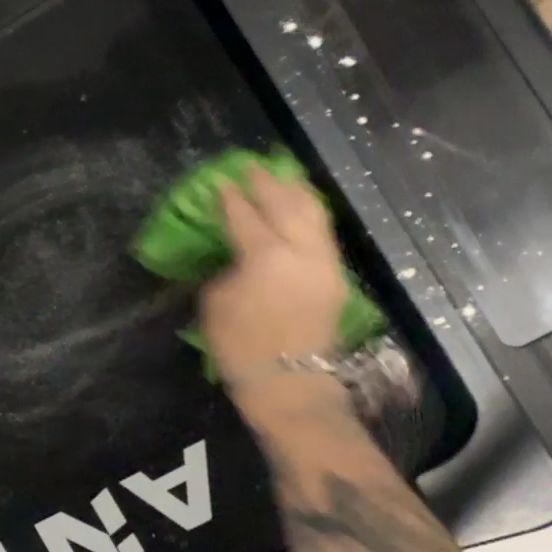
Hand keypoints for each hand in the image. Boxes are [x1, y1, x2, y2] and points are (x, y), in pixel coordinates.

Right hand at [199, 165, 351, 422]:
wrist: (289, 382)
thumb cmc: (240, 347)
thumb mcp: (215, 304)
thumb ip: (228, 271)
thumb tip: (238, 258)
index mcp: (265, 256)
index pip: (246, 216)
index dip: (232, 198)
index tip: (222, 182)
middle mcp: (301, 250)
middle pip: (287, 205)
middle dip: (269, 184)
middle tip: (253, 169)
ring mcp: (324, 262)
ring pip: (314, 215)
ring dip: (296, 194)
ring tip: (282, 180)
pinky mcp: (335, 277)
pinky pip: (322, 234)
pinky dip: (309, 215)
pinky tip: (300, 210)